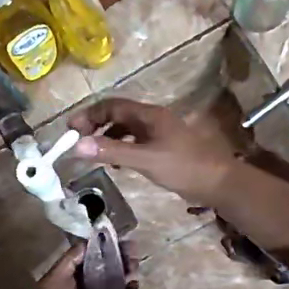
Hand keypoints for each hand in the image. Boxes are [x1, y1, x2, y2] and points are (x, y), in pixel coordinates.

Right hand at [68, 98, 237, 202]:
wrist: (218, 182)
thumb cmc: (183, 167)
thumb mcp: (145, 160)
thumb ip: (112, 152)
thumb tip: (76, 145)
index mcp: (150, 115)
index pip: (112, 105)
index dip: (89, 114)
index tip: (70, 129)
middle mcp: (154, 119)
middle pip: (118, 114)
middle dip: (96, 125)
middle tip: (77, 141)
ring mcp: (160, 133)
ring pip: (127, 129)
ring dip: (108, 137)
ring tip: (92, 153)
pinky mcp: (164, 148)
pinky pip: (136, 142)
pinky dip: (121, 148)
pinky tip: (116, 163)